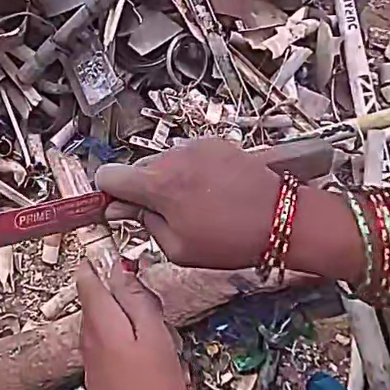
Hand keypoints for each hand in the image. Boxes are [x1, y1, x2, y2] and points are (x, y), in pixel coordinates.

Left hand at [77, 258, 184, 389]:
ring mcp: (94, 353)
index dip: (106, 259)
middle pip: (101, 293)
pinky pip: (116, 337)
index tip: (129, 259)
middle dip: (128, 290)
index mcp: (100, 320)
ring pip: (111, 315)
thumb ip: (139, 300)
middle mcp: (90, 334)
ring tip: (159, 332)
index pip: (88, 273)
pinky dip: (134, 336)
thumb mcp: (155, 339)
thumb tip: (124, 269)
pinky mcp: (103, 370)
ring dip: (134, 314)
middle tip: (156, 307)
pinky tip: (153, 353)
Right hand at [97, 140, 283, 269]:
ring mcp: (195, 146)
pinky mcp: (215, 142)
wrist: (281, 218)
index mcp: (158, 184)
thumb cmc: (230, 240)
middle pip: (137, 168)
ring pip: (163, 161)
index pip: (108, 175)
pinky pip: (187, 155)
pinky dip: (189, 170)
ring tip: (194, 205)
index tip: (119, 206)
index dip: (109, 193)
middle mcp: (173, 157)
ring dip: (167, 179)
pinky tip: (209, 191)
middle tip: (164, 214)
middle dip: (142, 189)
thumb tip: (121, 209)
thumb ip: (143, 223)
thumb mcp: (177, 247)